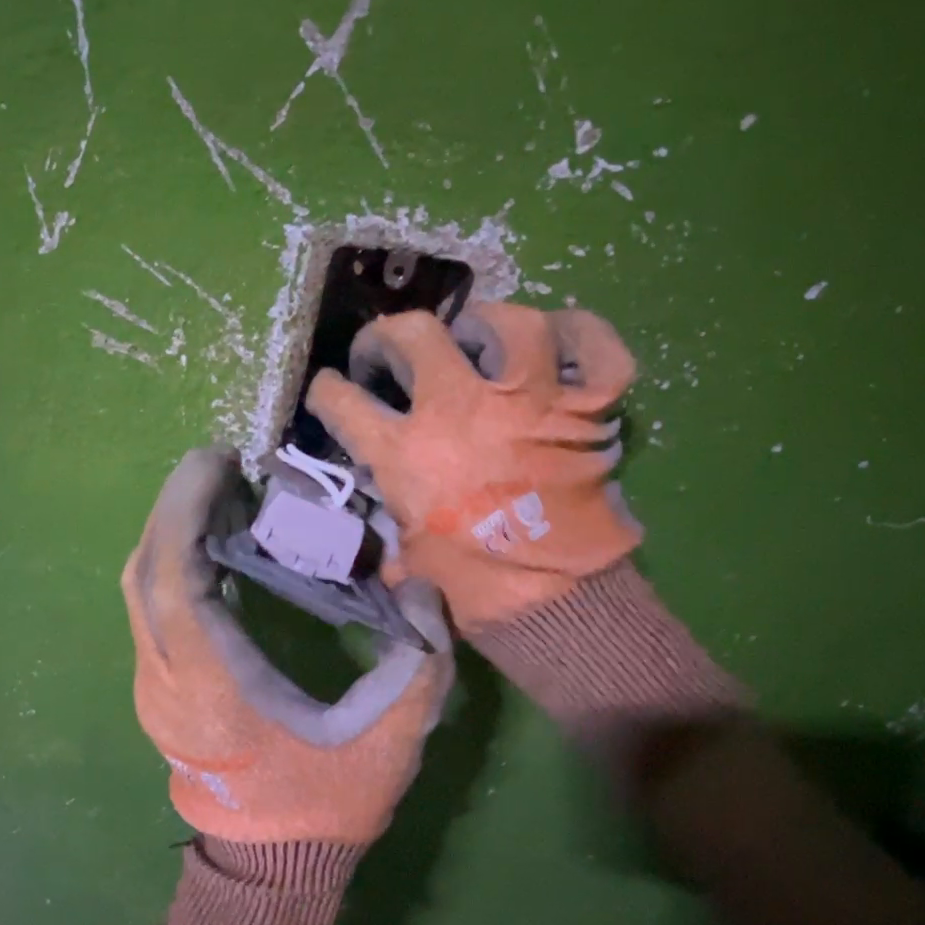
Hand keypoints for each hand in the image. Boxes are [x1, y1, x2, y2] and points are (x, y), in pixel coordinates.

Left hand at [123, 447, 454, 844]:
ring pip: (139, 590)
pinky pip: (148, 609)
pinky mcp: (153, 689)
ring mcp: (149, 687)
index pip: (173, 584)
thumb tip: (420, 589)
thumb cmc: (322, 808)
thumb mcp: (388, 746)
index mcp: (211, 691)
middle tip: (221, 464)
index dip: (185, 513)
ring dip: (170, 533)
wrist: (266, 870)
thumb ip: (416, 667)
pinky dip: (171, 563)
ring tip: (219, 495)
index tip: (215, 463)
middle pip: (145, 574)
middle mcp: (162, 683)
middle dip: (175, 508)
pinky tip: (213, 545)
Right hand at [306, 303, 641, 627]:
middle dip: (390, 335)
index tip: (333, 388)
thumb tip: (383, 490)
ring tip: (478, 339)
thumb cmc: (468, 579)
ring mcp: (529, 403)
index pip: (342, 400)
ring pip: (509, 323)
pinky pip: (597, 350)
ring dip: (486, 325)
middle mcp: (460, 411)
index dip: (328, 390)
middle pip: (414, 334)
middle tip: (395, 351)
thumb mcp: (404, 543)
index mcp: (406, 452)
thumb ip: (390, 503)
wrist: (553, 601)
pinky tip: (559, 340)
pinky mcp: (584, 409)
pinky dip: (583, 336)